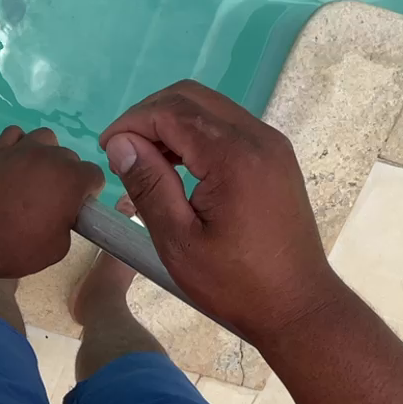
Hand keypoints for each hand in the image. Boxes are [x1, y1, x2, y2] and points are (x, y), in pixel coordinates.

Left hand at [0, 126, 104, 279]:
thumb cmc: (19, 248)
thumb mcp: (60, 247)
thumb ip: (69, 223)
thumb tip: (63, 213)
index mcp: (71, 179)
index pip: (94, 175)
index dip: (88, 192)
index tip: (77, 207)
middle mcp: (50, 157)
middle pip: (70, 157)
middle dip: (66, 176)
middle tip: (52, 200)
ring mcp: (22, 151)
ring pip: (45, 139)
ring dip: (46, 154)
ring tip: (35, 176)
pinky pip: (14, 134)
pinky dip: (19, 144)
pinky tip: (15, 162)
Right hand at [100, 81, 340, 342]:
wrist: (297, 306)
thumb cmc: (234, 283)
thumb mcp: (179, 240)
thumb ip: (149, 185)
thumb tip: (120, 144)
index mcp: (233, 156)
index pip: (171, 113)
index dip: (131, 124)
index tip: (105, 150)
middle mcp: (257, 137)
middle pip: (191, 97)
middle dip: (149, 115)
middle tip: (122, 151)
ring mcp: (270, 145)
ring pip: (210, 108)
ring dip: (171, 124)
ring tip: (144, 162)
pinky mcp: (274, 159)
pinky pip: (226, 128)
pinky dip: (194, 135)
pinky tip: (176, 168)